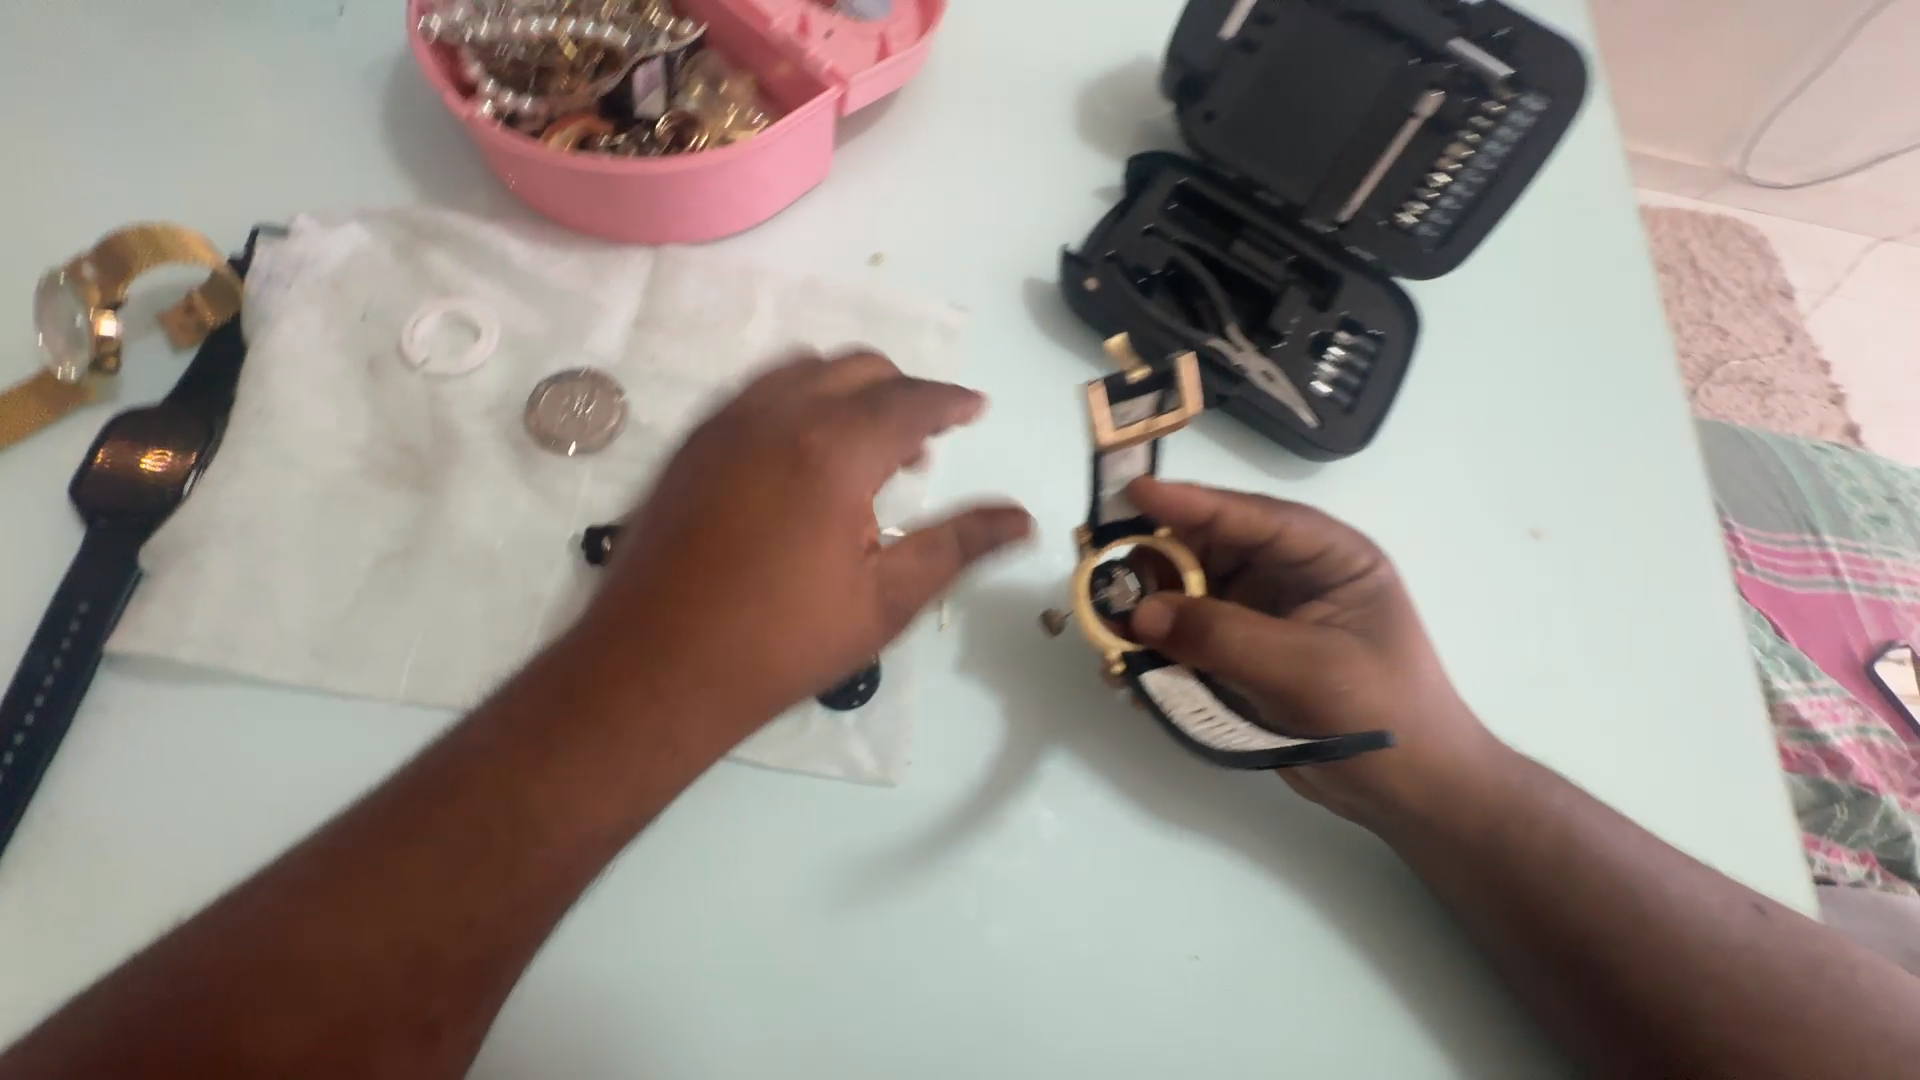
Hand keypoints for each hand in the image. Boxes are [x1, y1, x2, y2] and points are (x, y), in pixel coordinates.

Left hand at [582, 351, 1031, 731]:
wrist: (655, 669)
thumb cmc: (780, 643)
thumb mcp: (886, 601)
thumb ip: (959, 546)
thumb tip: (1022, 520)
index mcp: (833, 451)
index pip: (910, 401)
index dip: (952, 402)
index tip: (975, 409)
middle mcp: (777, 416)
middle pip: (859, 369)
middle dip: (904, 394)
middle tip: (925, 447)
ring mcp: (724, 424)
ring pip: (803, 370)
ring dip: (850, 391)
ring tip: (866, 449)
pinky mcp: (691, 444)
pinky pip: (757, 391)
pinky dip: (799, 399)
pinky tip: (803, 456)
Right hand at [1126, 479, 1501, 829]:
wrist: (1408, 792)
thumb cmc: (1377, 712)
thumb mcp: (1303, 668)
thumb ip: (1220, 636)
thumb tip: (1139, 615)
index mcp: (1327, 558)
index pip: (1253, 518)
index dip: (1193, 504)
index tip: (1137, 493)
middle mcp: (1290, 577)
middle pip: (1209, 553)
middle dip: (1155, 564)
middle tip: (1101, 570)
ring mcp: (1263, 617)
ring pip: (1190, 596)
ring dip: (1148, 612)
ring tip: (1106, 628)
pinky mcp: (1243, 655)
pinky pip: (1188, 640)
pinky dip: (1157, 652)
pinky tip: (1130, 671)